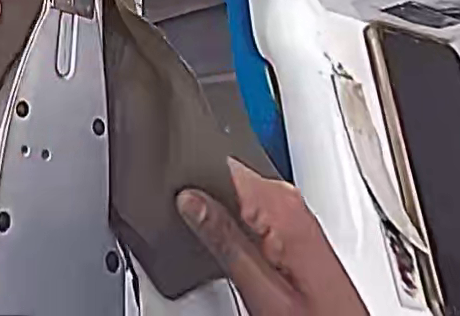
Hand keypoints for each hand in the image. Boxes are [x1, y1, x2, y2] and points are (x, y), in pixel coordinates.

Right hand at [177, 159, 367, 315]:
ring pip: (235, 192)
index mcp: (279, 204)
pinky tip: (221, 241)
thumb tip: (189, 199)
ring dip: (214, 207)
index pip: (221, 165)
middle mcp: (287, 198)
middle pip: (227, 176)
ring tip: (198, 232)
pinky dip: (230, 219)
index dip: (191, 173)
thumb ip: (224, 241)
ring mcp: (290, 210)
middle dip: (201, 193)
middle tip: (178, 217)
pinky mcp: (290, 225)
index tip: (168, 186)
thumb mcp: (263, 294)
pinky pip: (248, 206)